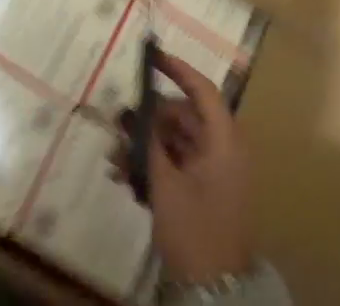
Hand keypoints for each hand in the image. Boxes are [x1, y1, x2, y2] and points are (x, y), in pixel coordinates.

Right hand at [112, 51, 253, 284]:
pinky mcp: (204, 190)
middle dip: (148, 120)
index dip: (179, 71)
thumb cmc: (194, 228)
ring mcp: (215, 171)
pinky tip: (126, 177)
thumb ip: (148, 144)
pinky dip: (153, 165)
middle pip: (183, 117)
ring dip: (145, 146)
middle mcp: (223, 150)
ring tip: (115, 161)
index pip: (204, 92)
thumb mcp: (165, 185)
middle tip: (117, 126)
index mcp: (224, 143)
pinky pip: (176, 163)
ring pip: (175, 142)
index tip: (151, 58)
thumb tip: (133, 113)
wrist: (214, 288)